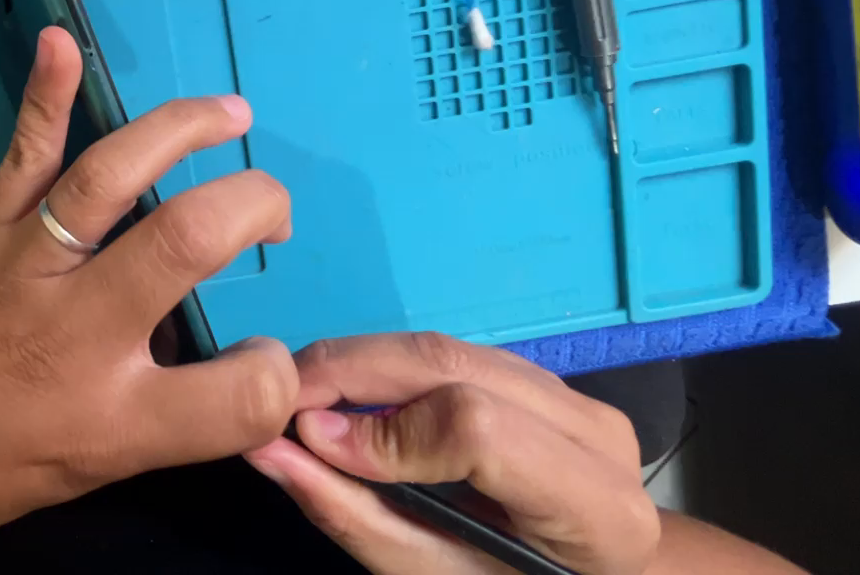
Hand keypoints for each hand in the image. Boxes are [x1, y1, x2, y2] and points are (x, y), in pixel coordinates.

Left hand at [0, 27, 295, 566]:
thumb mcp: (67, 477)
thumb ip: (145, 417)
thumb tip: (200, 358)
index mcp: (107, 424)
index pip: (239, 396)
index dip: (275, 374)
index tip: (265, 360)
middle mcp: (75, 334)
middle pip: (188, 241)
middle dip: (252, 206)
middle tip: (271, 211)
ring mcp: (23, 267)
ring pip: (112, 176)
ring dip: (182, 130)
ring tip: (230, 113)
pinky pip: (22, 155)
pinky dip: (45, 93)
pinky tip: (60, 42)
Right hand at [244, 333, 660, 574]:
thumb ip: (352, 513)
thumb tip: (266, 449)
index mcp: (593, 504)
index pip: (476, 428)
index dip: (383, 430)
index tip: (308, 441)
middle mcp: (587, 426)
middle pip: (443, 364)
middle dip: (343, 369)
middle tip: (276, 395)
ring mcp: (560, 387)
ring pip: (431, 346)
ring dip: (352, 362)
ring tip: (303, 394)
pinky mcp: (524, 368)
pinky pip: (435, 350)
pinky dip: (376, 365)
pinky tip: (345, 391)